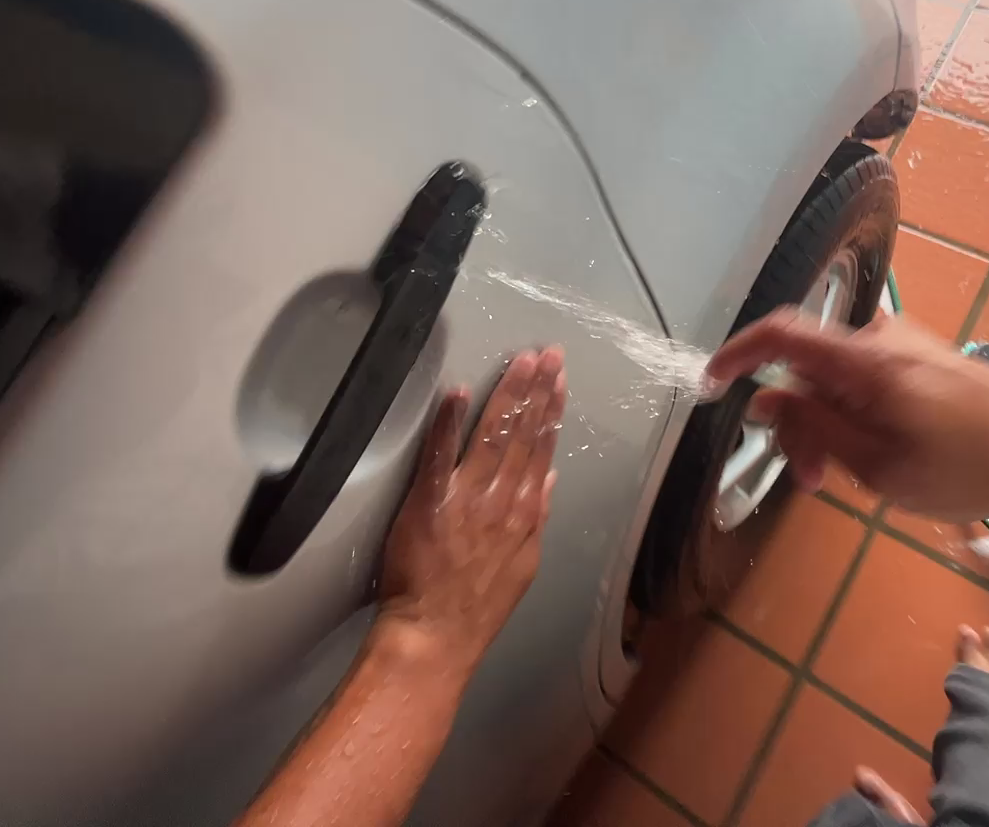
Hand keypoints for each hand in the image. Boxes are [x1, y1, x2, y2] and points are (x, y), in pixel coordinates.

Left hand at [378, 347, 565, 666]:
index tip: (559, 378)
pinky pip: (441, 458)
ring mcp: (467, 498)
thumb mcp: (526, 561)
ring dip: (509, 395)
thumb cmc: (481, 601)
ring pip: (493, 436)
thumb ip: (539, 513)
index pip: (543, 447)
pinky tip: (459, 393)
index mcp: (525, 509)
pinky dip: (450, 424)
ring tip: (521, 362)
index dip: (552, 409)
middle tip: (547, 354)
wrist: (436, 634)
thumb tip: (551, 473)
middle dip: (537, 389)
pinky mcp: (429, 504)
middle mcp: (502, 497)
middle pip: (523, 433)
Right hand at [707, 309, 988, 522]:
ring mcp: (906, 347)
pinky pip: (866, 380)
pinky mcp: (924, 359)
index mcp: (866, 359)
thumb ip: (814, 428)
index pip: (781, 334)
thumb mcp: (879, 466)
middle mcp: (882, 338)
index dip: (738, 353)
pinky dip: (856, 415)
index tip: (711, 385)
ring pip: (837, 380)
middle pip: (810, 369)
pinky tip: (881, 453)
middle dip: (800, 424)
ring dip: (829, 426)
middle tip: (811, 483)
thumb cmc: (969, 470)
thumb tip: (764, 399)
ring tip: (853, 478)